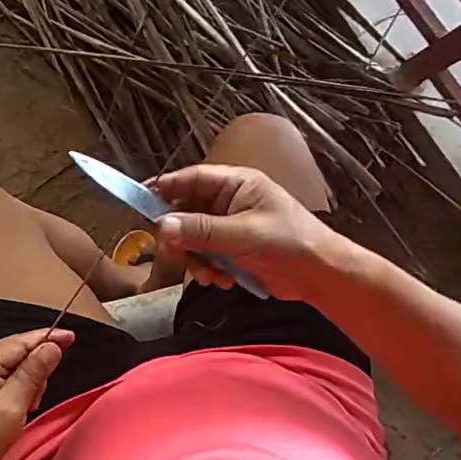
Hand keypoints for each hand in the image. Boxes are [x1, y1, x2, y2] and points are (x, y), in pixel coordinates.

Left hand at [0, 329, 72, 459]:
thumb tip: (53, 346)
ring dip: (27, 380)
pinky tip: (20, 405)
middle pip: (15, 351)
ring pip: (11, 365)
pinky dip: (17, 388)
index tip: (72, 337)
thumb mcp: (11, 407)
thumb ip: (32, 374)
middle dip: (35, 366)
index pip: (19, 342)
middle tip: (38, 395)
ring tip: (28, 404)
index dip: (47, 338)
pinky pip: (3, 377)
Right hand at [149, 165, 347, 300]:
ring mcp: (230, 226)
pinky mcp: (232, 249)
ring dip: (196, 259)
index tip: (140, 201)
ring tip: (211, 275)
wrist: (320, 275)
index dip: (165, 188)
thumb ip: (201, 230)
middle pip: (186, 212)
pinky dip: (208, 269)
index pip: (191, 179)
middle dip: (181, 237)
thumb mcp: (242, 235)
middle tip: (176, 256)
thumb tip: (161, 227)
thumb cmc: (288, 243)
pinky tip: (224, 280)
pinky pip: (205, 255)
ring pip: (192, 238)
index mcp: (236, 184)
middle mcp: (229, 201)